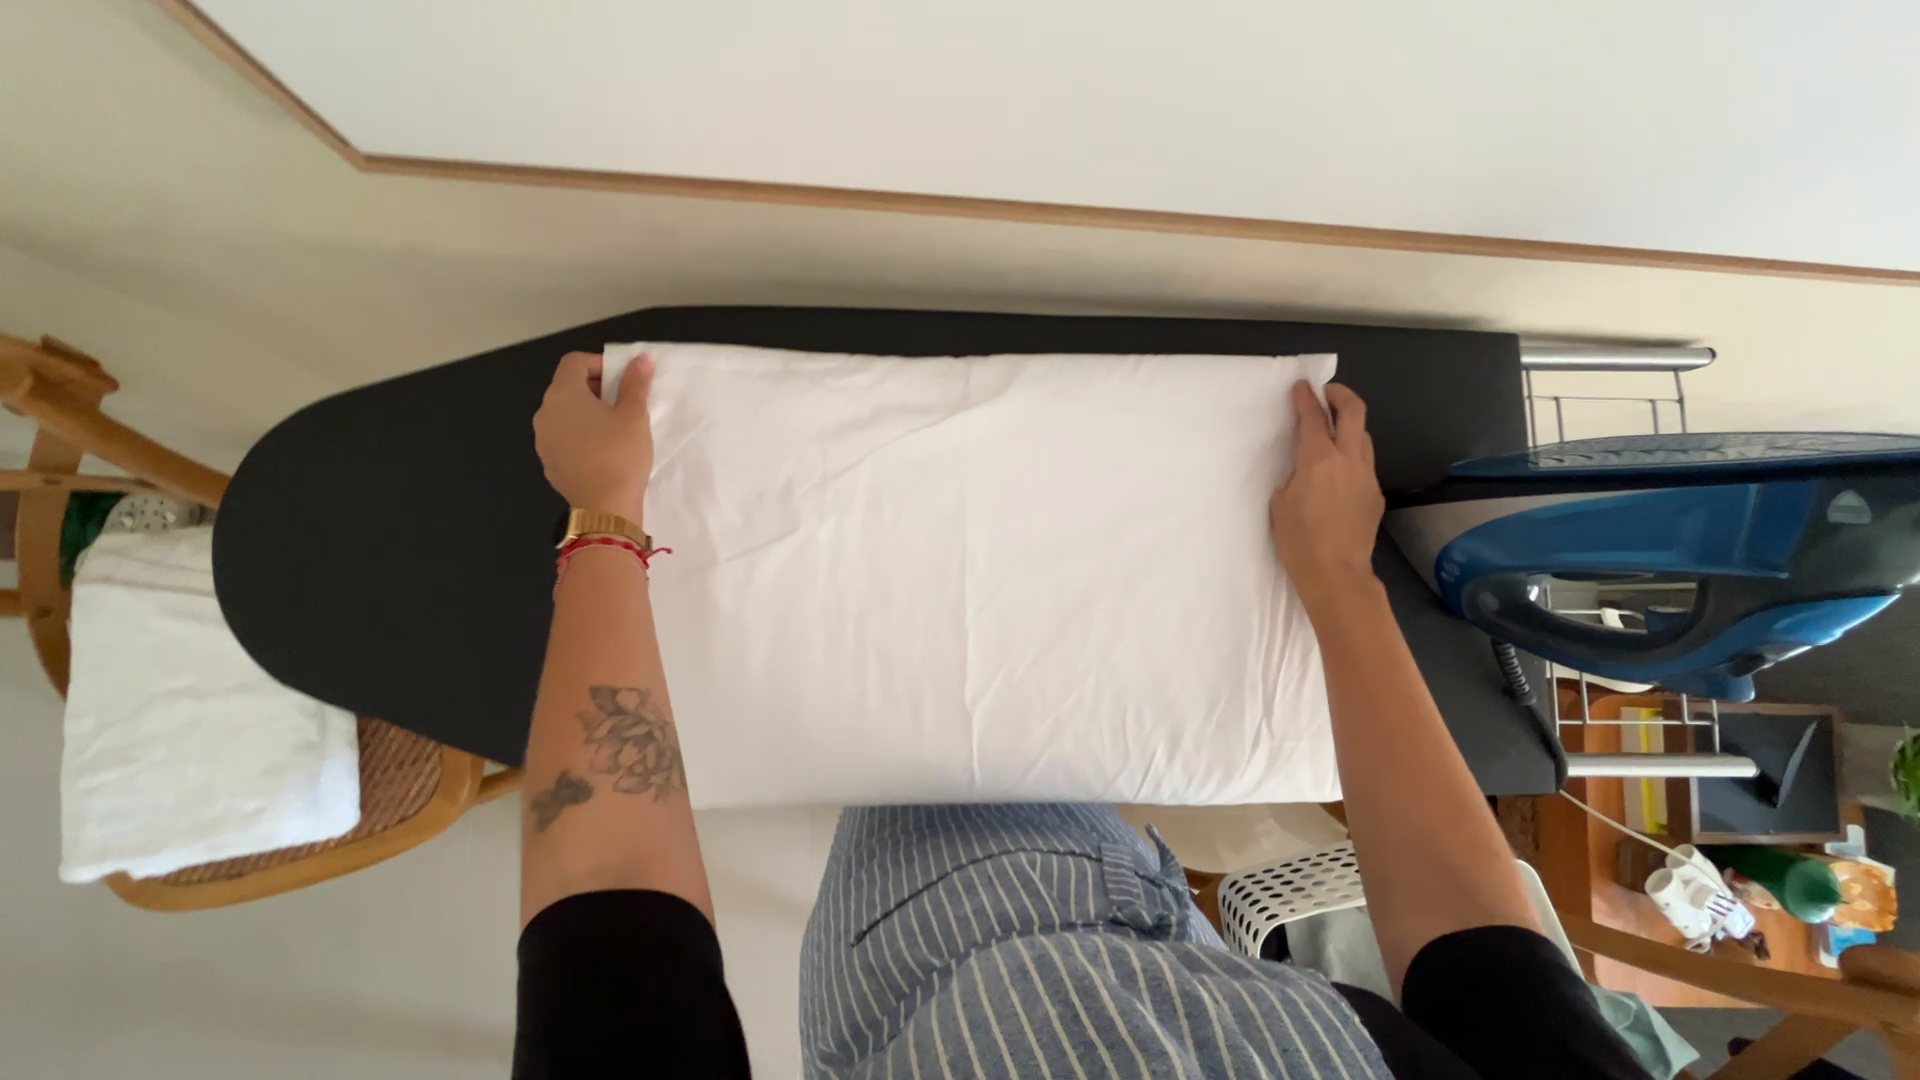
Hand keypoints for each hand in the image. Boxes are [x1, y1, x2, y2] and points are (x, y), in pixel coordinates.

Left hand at [533, 351, 653, 524]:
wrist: (605, 507)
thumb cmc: (620, 454)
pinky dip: (582, 437)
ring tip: (616, 430)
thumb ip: (635, 383)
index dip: (601, 364)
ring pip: (566, 415)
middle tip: (625, 404)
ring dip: (588, 414)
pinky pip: (565, 439)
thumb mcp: (634, 416)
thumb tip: (641, 359)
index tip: (625, 380)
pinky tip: (604, 453)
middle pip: (568, 387)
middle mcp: (545, 413)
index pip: (575, 362)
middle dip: (597, 389)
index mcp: (562, 394)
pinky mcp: (550, 463)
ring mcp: (543, 440)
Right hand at [1270, 381, 1384, 611]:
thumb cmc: (1298, 540)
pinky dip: (1352, 456)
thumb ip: (1294, 476)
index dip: (1306, 398)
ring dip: (1350, 425)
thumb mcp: (1280, 503)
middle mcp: (1348, 460)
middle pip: (1354, 412)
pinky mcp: (1374, 494)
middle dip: (1341, 395)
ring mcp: (1366, 476)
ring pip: (1364, 437)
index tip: (1302, 386)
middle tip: (1328, 392)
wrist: (1336, 572)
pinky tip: (1338, 472)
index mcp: (1319, 461)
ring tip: (1334, 429)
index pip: (1314, 418)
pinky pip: (1364, 464)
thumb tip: (1304, 469)